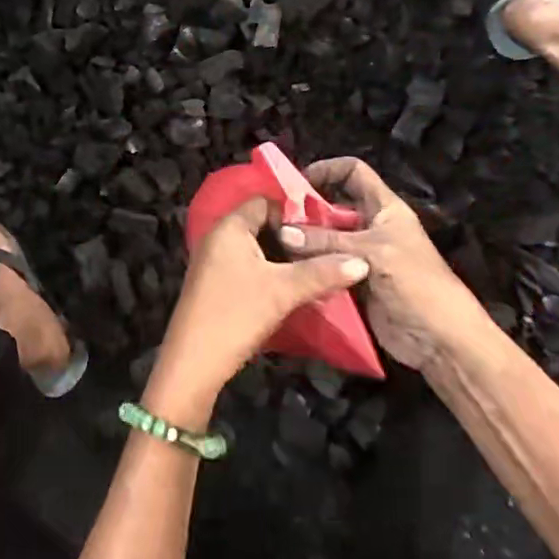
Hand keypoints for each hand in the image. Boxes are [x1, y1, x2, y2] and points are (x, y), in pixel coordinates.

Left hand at [149, 197, 369, 418]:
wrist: (196, 357)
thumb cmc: (238, 312)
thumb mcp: (284, 290)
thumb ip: (322, 272)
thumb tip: (363, 261)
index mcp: (229, 226)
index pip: (263, 201)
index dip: (293, 212)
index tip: (324, 229)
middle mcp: (217, 236)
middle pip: (260, 224)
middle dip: (291, 238)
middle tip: (326, 251)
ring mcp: (213, 259)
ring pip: (254, 247)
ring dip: (282, 258)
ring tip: (316, 271)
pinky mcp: (214, 281)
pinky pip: (245, 264)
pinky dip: (268, 271)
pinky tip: (291, 289)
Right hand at [278, 158, 494, 369]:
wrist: (442, 341)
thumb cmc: (417, 284)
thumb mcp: (372, 253)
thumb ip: (325, 240)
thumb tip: (282, 231)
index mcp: (384, 208)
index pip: (353, 172)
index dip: (326, 169)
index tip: (296, 182)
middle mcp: (370, 226)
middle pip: (332, 204)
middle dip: (305, 208)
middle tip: (274, 217)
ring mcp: (360, 254)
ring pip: (323, 236)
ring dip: (302, 239)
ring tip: (273, 242)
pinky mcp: (351, 279)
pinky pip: (323, 264)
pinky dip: (307, 264)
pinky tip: (286, 267)